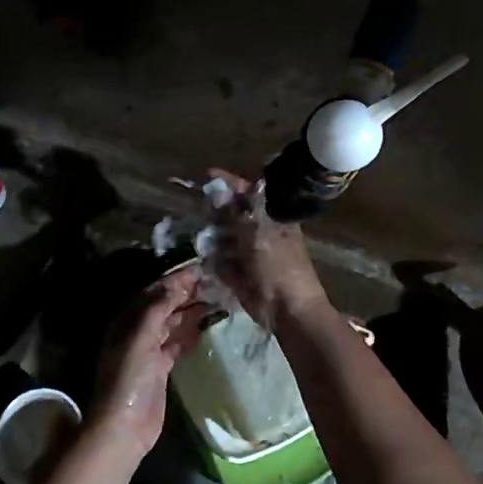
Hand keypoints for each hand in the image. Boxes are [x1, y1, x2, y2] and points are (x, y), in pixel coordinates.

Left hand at [90, 267, 211, 459]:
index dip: (176, 279)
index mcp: (127, 320)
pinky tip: (206, 329)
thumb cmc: (129, 379)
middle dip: (186, 293)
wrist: (124, 426)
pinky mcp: (160, 368)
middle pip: (164, 305)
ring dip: (191, 312)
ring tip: (217, 301)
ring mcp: (148, 350)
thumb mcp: (140, 339)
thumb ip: (157, 309)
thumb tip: (176, 283)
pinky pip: (177, 344)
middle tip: (215, 283)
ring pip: (172, 323)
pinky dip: (189, 335)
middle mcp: (137, 331)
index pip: (154, 292)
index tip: (202, 268)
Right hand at [205, 169, 330, 324]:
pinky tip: (200, 252)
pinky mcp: (236, 271)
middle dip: (213, 209)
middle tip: (196, 205)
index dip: (228, 183)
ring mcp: (247, 251)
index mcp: (272, 217)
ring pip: (222, 235)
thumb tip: (225, 188)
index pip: (248, 193)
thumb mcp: (260, 231)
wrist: (286, 309)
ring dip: (209, 233)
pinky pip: (218, 258)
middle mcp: (258, 231)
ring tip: (196, 231)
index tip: (207, 174)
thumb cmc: (279, 266)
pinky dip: (209, 256)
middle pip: (231, 213)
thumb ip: (240, 210)